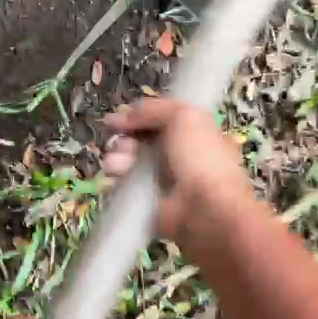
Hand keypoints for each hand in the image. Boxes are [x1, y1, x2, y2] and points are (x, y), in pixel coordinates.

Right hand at [100, 98, 261, 247]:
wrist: (204, 209)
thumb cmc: (200, 158)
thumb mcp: (184, 117)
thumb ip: (153, 110)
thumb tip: (122, 117)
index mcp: (194, 133)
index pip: (160, 120)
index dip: (138, 117)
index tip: (117, 120)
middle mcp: (179, 154)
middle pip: (140, 139)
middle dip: (125, 138)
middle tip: (120, 142)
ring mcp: (163, 179)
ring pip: (129, 161)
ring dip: (118, 157)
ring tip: (116, 164)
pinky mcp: (148, 200)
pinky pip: (124, 184)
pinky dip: (115, 179)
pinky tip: (113, 177)